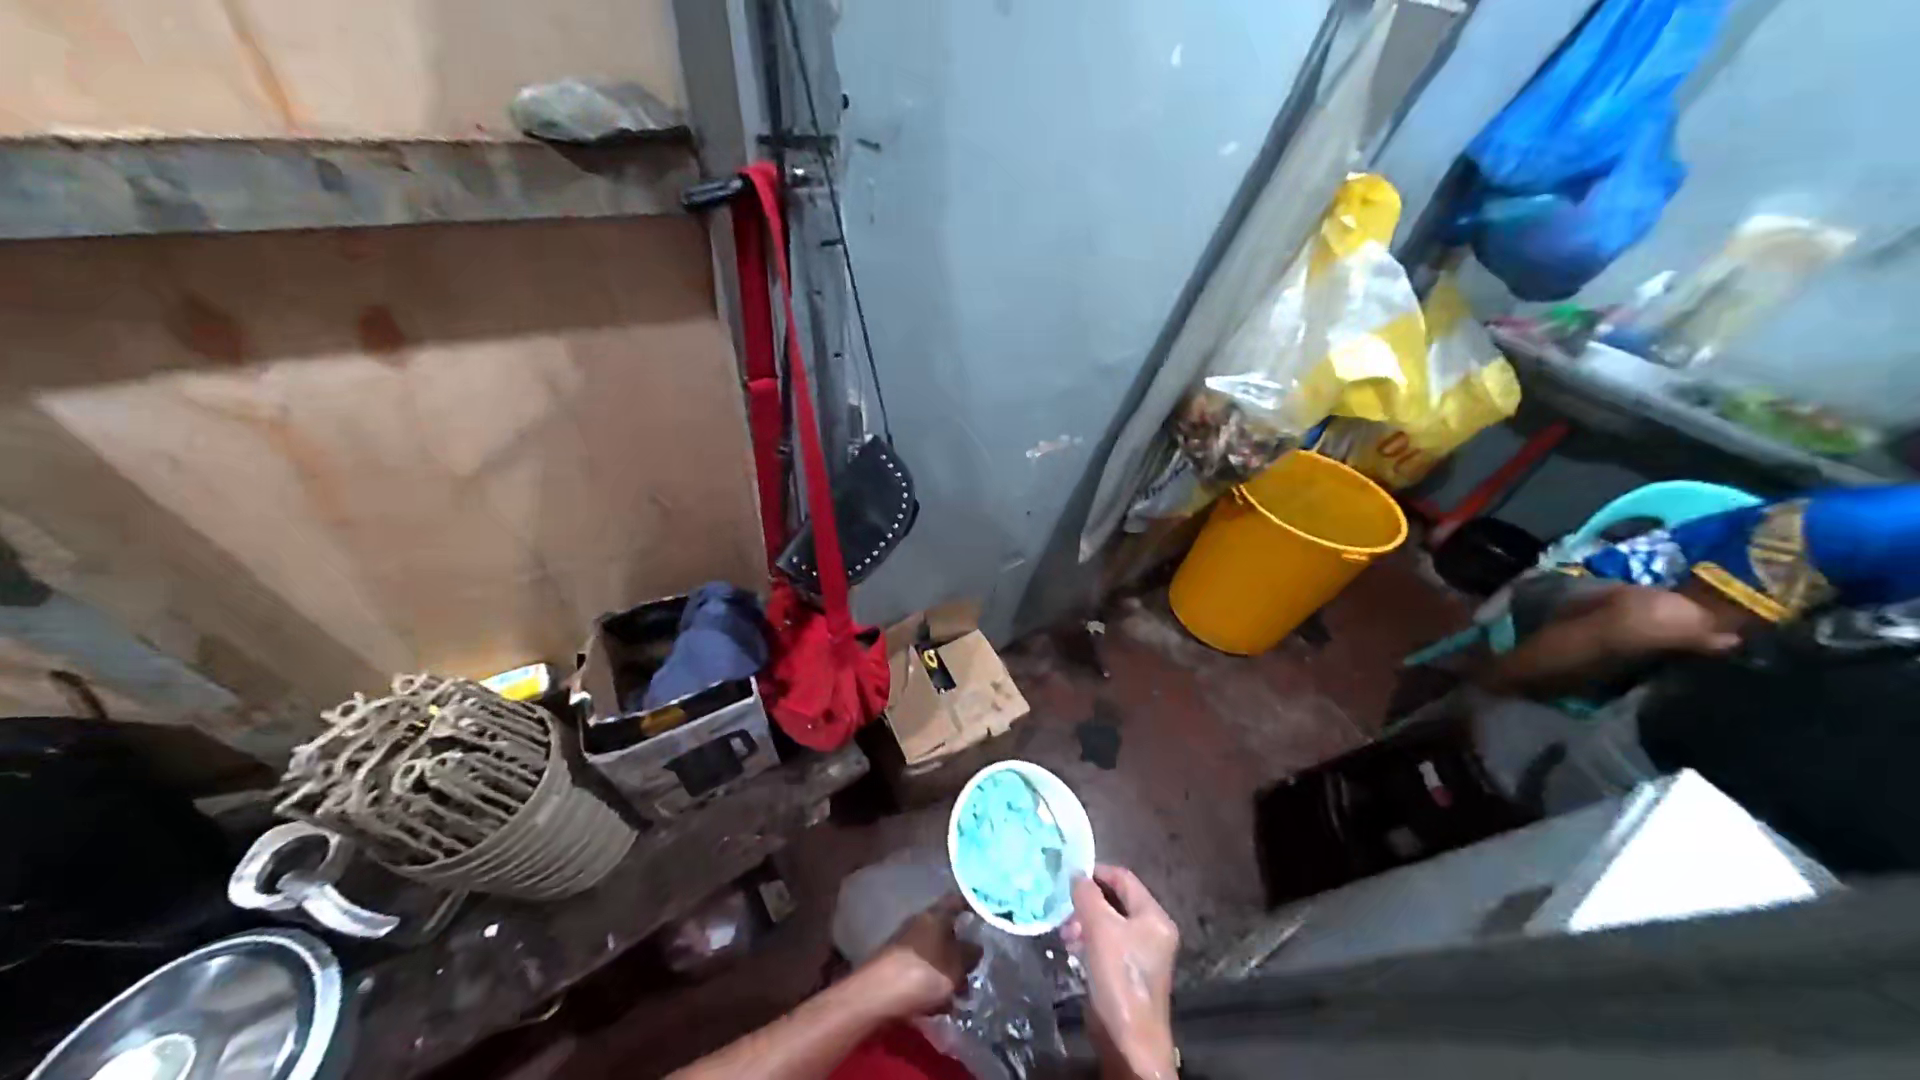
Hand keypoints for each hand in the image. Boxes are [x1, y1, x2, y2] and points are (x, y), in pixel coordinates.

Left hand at [855, 895, 981, 1017]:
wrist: (877, 996)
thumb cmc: (923, 973)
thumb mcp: (957, 966)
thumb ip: (971, 954)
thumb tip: (976, 947)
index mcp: (936, 914)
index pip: (958, 901)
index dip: (973, 907)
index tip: (986, 917)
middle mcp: (919, 921)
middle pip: (946, 929)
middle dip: (960, 948)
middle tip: (975, 965)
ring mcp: (905, 942)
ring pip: (934, 951)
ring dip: (946, 968)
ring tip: (960, 991)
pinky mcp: (894, 964)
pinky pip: (921, 968)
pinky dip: (931, 981)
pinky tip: (939, 1001)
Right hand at [1065, 865, 1178, 1079]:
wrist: (1129, 1039)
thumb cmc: (1119, 977)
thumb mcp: (1101, 928)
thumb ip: (1087, 895)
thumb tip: (1076, 875)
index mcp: (1154, 916)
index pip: (1124, 878)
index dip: (1097, 872)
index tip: (1070, 875)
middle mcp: (1152, 930)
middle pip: (1115, 900)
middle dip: (1087, 901)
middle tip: (1065, 908)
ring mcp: (1140, 952)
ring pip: (1108, 922)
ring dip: (1084, 921)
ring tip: (1065, 932)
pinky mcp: (1127, 970)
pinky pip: (1106, 942)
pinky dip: (1088, 939)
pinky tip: (1071, 946)